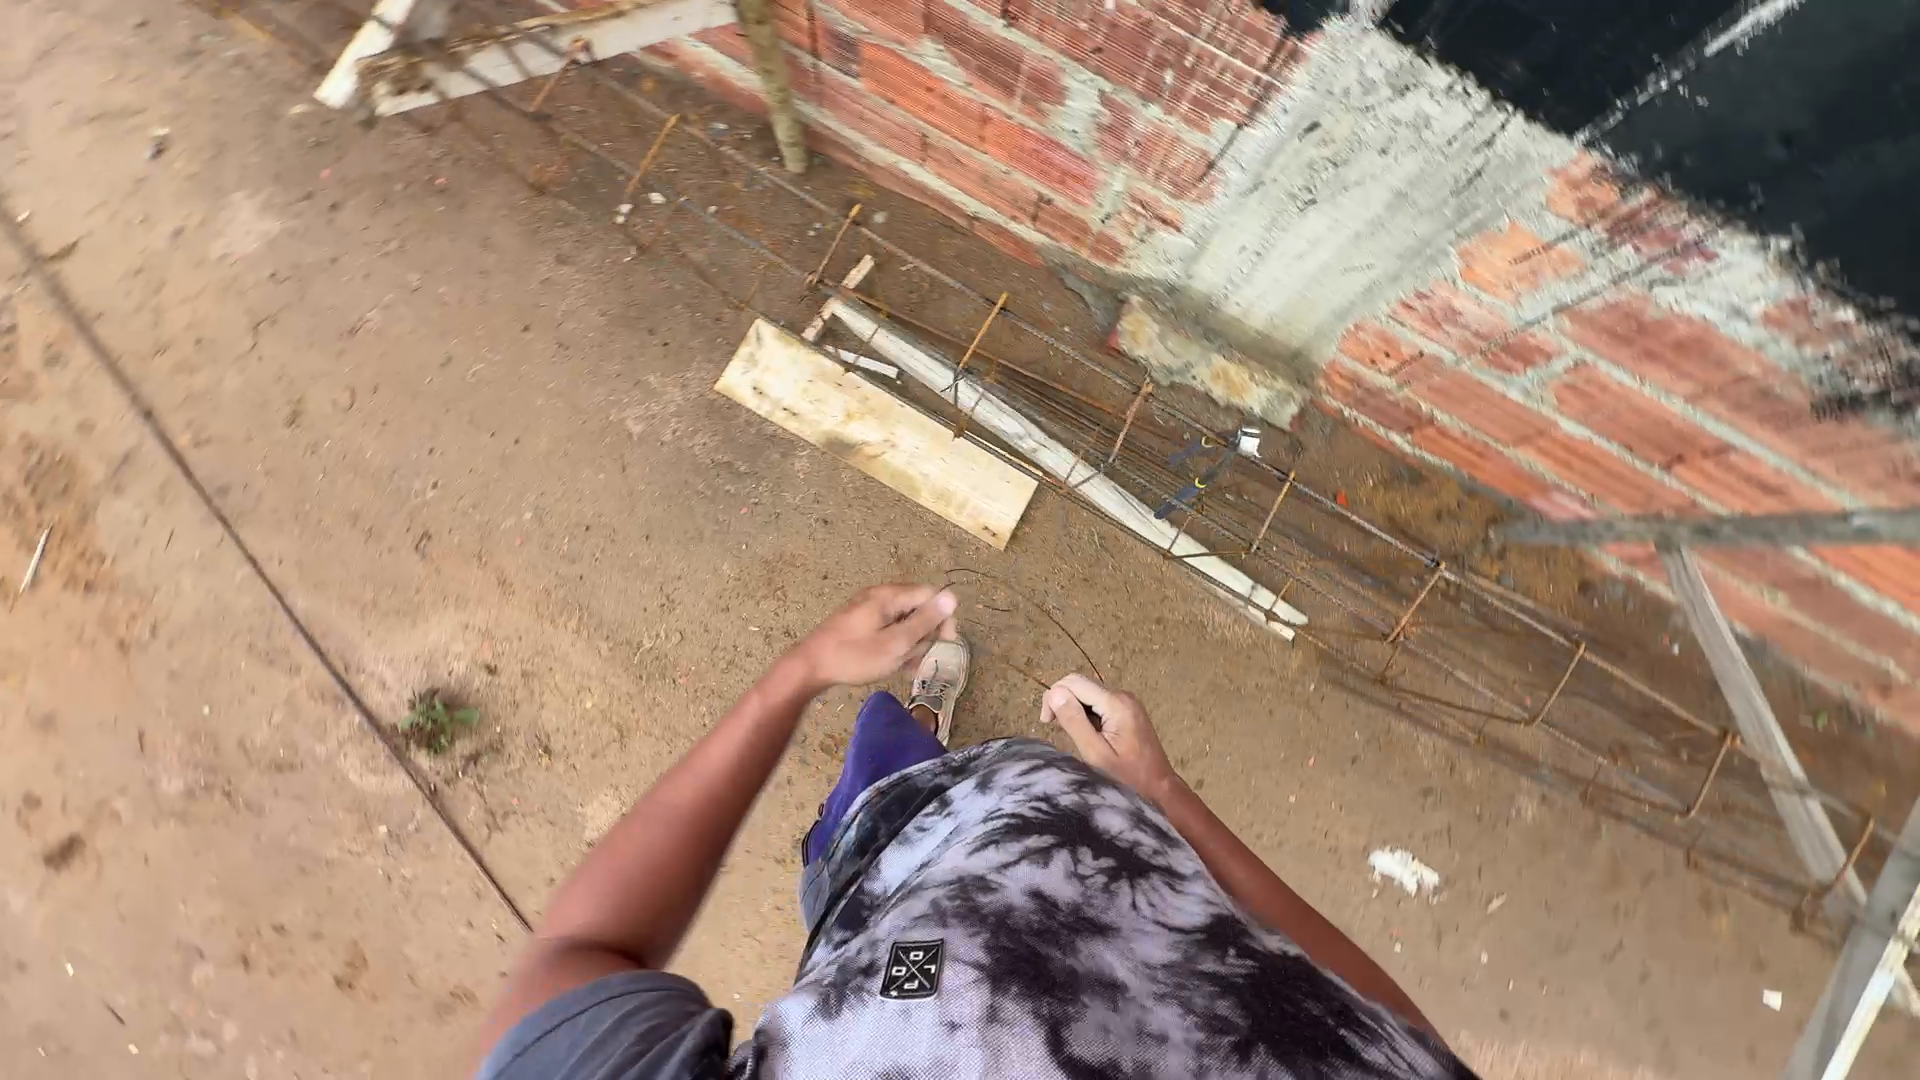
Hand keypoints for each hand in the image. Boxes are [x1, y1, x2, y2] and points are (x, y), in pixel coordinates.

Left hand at [785, 584, 958, 692]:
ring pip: (904, 621)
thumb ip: (925, 621)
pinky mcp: (861, 622)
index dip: (943, 618)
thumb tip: (952, 597)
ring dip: (910, 643)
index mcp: (889, 596)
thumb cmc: (854, 656)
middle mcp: (880, 595)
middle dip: (924, 634)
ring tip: (901, 665)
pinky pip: (889, 628)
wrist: (810, 667)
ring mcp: (869, 608)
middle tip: (915, 659)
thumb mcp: (895, 643)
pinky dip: (896, 644)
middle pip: (918, 608)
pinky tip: (893, 664)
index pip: (931, 595)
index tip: (944, 643)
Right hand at [1041, 674, 1178, 802]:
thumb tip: (1054, 693)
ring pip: (1087, 694)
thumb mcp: (1096, 753)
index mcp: (1116, 703)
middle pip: (1080, 685)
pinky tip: (1088, 735)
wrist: (1160, 790)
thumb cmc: (1128, 778)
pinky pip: (1098, 703)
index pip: (1074, 683)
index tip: (1047, 722)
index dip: (1054, 697)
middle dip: (1062, 700)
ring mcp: (1126, 702)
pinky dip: (1086, 714)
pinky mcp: (1127, 710)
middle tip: (1054, 727)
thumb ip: (1074, 721)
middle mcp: (1122, 695)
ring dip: (1074, 709)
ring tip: (1075, 736)